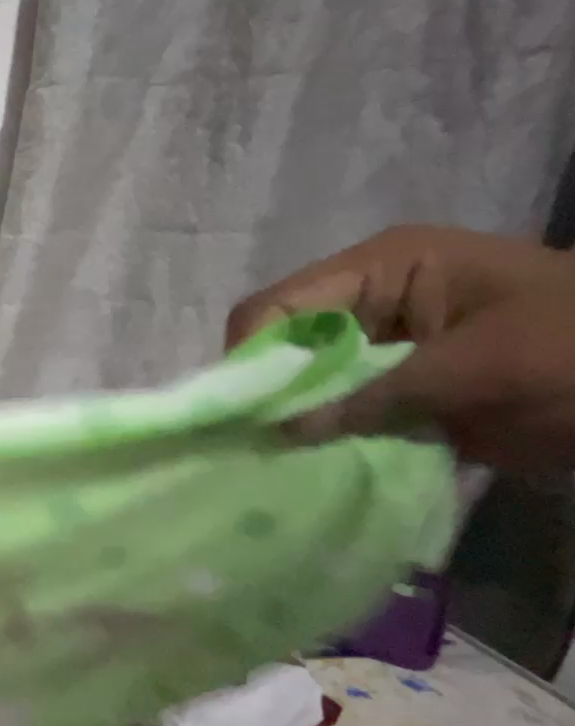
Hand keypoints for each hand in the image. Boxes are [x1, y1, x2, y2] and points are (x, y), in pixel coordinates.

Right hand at [225, 225, 574, 470]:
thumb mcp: (478, 368)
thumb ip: (372, 396)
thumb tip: (278, 431)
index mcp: (384, 267)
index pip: (275, 307)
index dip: (250, 356)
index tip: (247, 413)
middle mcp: (367, 299)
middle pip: (278, 343)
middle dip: (267, 390)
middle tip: (259, 441)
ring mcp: (380, 344)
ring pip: (298, 380)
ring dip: (292, 417)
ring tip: (282, 456)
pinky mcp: (393, 384)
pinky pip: (332, 408)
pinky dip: (320, 434)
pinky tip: (314, 458)